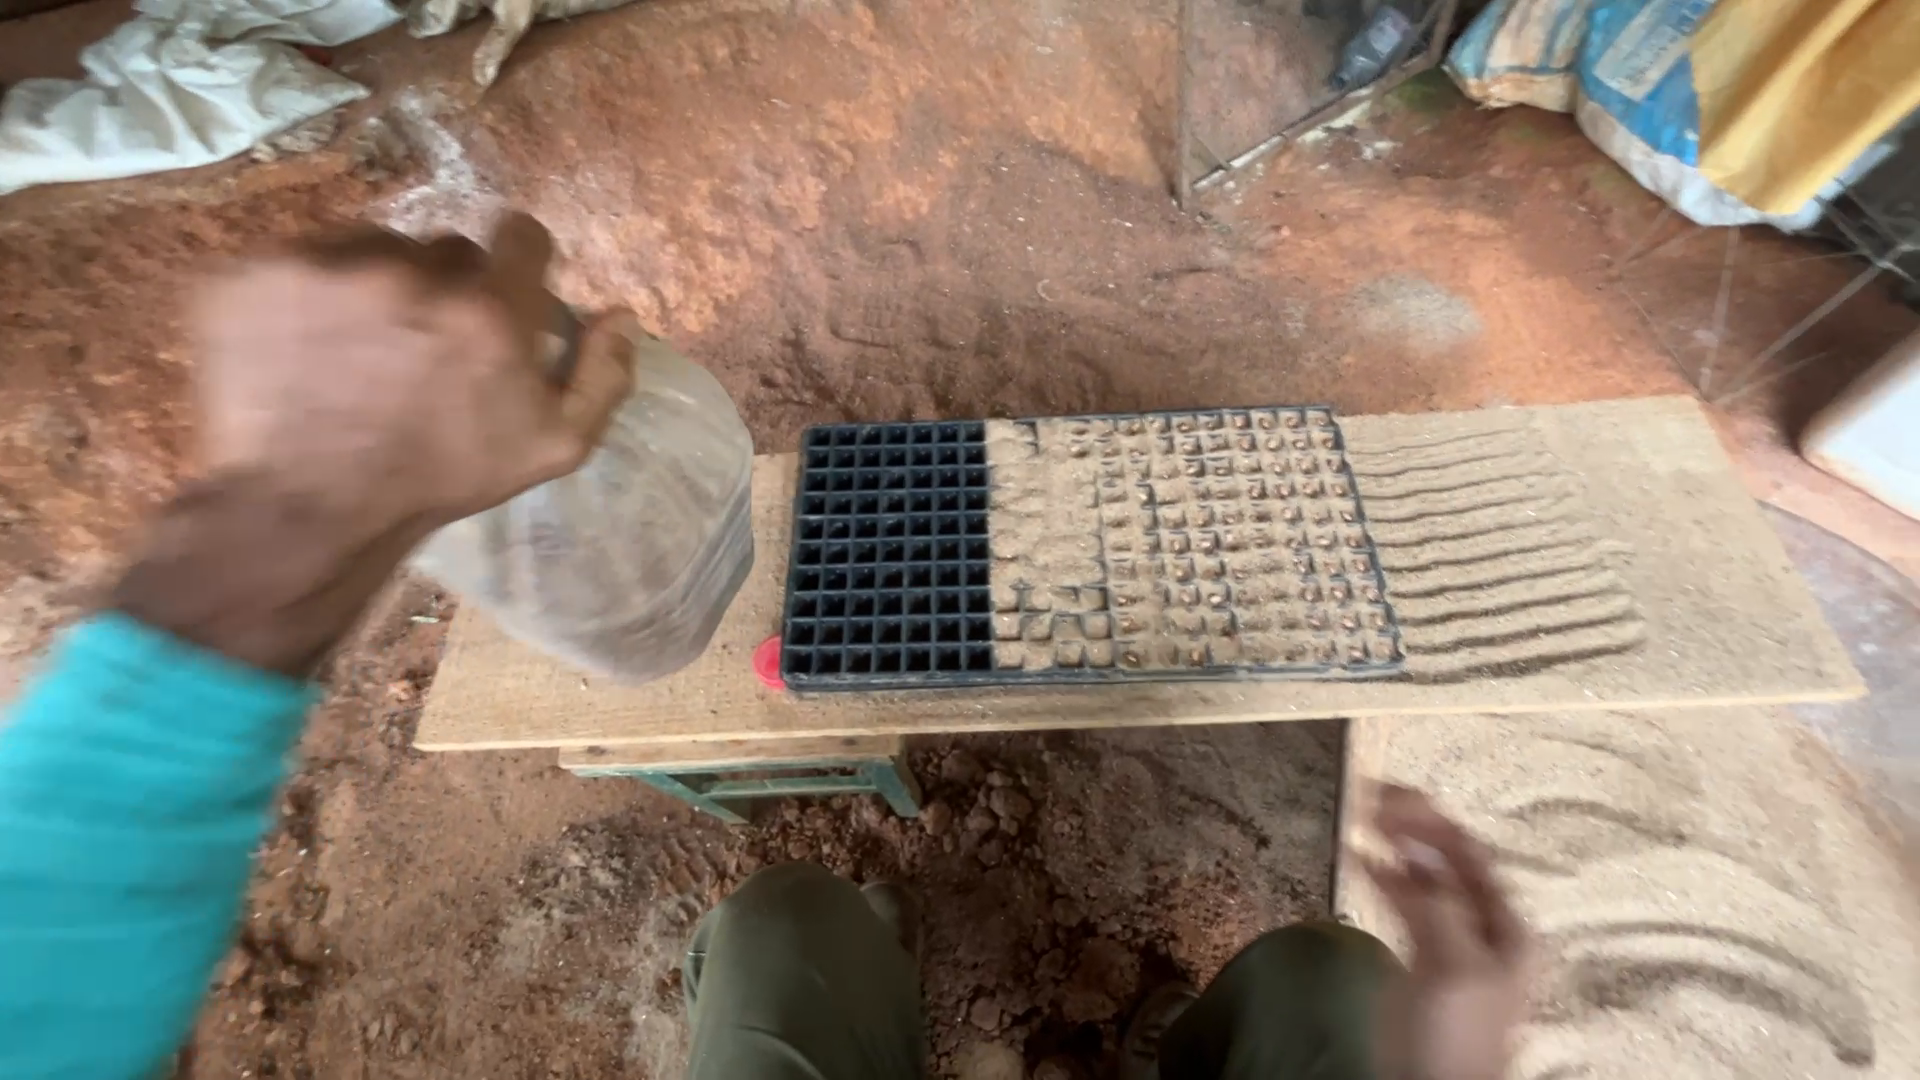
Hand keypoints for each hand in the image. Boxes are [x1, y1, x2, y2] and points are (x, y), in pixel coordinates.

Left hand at [193, 213, 634, 533]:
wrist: (314, 504)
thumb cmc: (450, 475)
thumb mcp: (558, 445)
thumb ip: (604, 377)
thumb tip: (622, 314)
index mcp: (491, 311)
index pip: (522, 235)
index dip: (522, 262)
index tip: (508, 294)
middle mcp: (412, 272)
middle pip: (450, 249)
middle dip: (454, 287)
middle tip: (435, 343)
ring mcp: (326, 266)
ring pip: (377, 246)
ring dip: (386, 283)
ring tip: (371, 346)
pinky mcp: (254, 271)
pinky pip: (307, 256)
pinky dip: (318, 292)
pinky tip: (318, 345)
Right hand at [1361, 784, 1531, 1079]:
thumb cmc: (1453, 1030)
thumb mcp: (1453, 965)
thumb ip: (1436, 904)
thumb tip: (1410, 850)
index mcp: (1505, 924)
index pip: (1468, 851)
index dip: (1428, 817)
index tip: (1383, 792)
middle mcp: (1483, 921)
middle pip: (1447, 855)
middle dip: (1410, 821)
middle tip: (1368, 793)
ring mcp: (1452, 933)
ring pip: (1423, 870)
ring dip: (1394, 839)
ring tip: (1361, 812)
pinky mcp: (1422, 946)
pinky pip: (1404, 892)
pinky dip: (1382, 869)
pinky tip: (1358, 854)